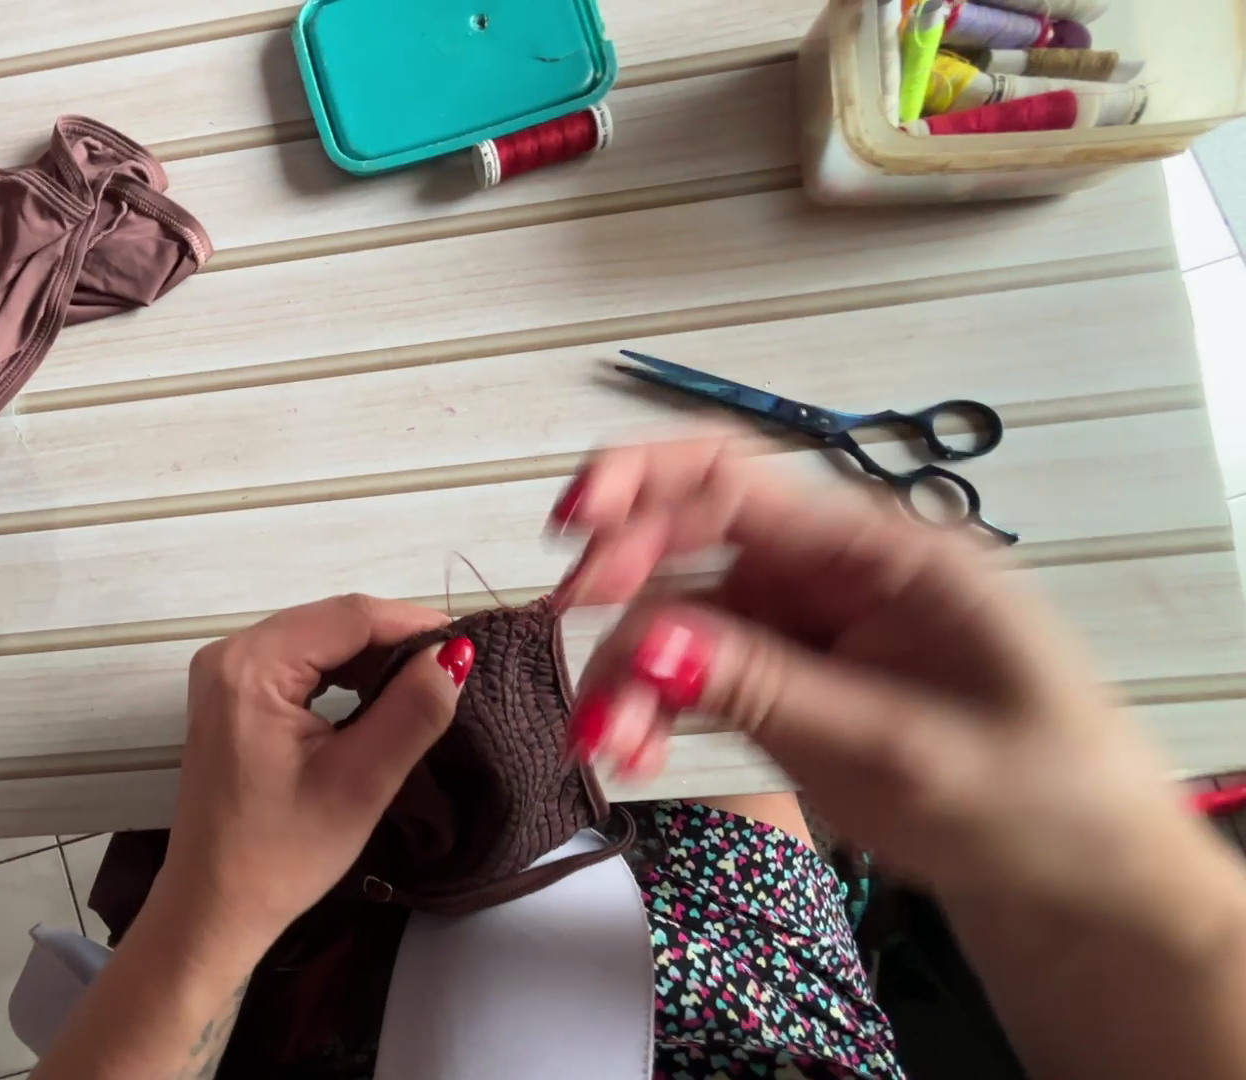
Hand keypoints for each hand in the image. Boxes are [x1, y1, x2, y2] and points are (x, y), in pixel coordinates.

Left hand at [153, 595, 472, 959]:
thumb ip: (412, 711)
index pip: (347, 616)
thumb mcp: (360, 783)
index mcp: (251, 667)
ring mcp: (224, 668)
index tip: (468, 642)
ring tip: (419, 681)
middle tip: (449, 666)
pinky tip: (372, 692)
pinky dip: (338, 669)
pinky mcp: (229, 688)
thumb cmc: (283, 854)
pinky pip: (296, 658)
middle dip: (391, 637)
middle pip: (328, 620)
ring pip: (315, 636)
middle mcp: (229, 651)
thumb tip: (455, 655)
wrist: (214, 903)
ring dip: (368, 654)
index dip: (411, 621)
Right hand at [545, 433, 1194, 900]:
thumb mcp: (895, 745)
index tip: (570, 525)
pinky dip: (639, 705)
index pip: (732, 480)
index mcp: (873, 552)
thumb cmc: (1021, 802)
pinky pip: (671, 669)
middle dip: (614, 590)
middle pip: (676, 544)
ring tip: (609, 744)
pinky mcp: (757, 669)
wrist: (1065, 887)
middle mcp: (813, 571)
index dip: (639, 482)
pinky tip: (633, 747)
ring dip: (620, 676)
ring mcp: (779, 621)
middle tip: (575, 640)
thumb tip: (635, 640)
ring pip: (659, 618)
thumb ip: (759, 686)